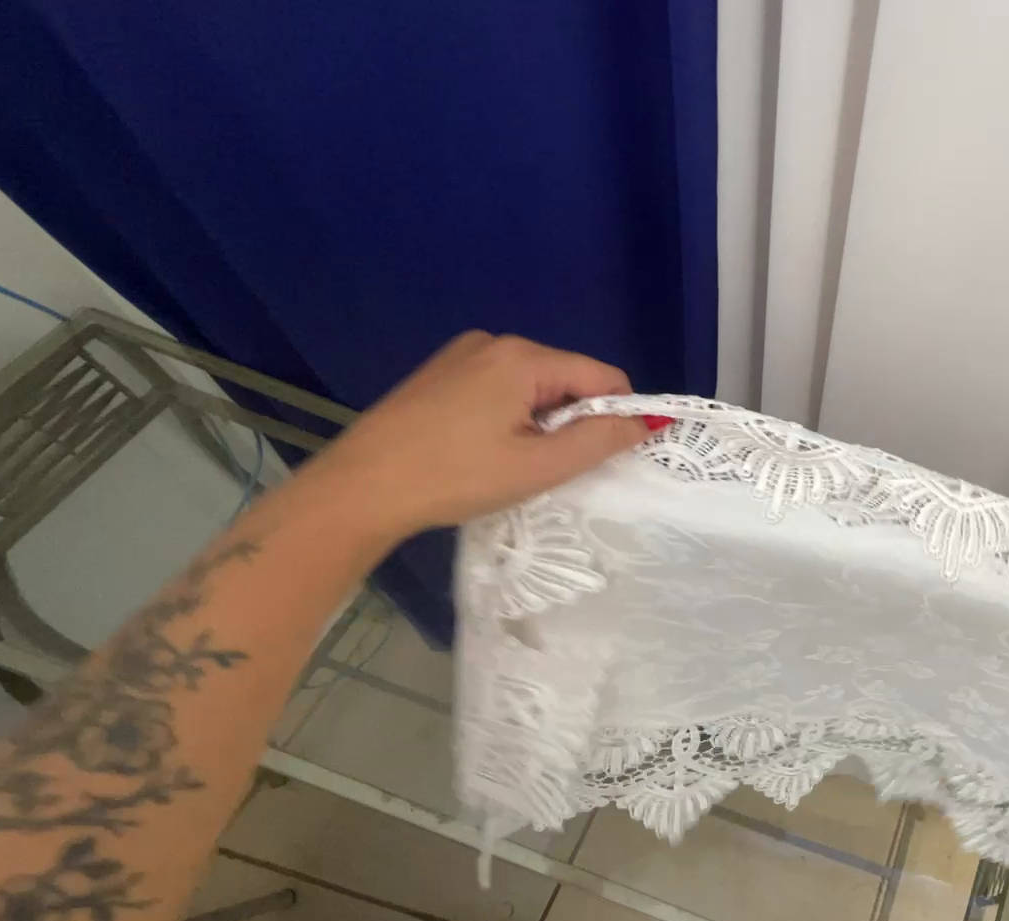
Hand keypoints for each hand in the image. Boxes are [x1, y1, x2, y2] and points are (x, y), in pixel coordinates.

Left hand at [298, 331, 664, 536]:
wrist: (360, 490)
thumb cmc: (457, 477)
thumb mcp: (540, 465)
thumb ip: (601, 440)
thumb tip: (648, 421)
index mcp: (524, 358)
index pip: (604, 376)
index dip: (619, 415)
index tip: (606, 456)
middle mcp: (496, 343)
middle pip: (569, 378)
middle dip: (577, 419)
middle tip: (554, 465)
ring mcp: (463, 355)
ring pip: (537, 385)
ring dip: (545, 421)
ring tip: (517, 460)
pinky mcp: (442, 373)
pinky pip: (503, 387)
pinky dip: (515, 415)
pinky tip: (488, 448)